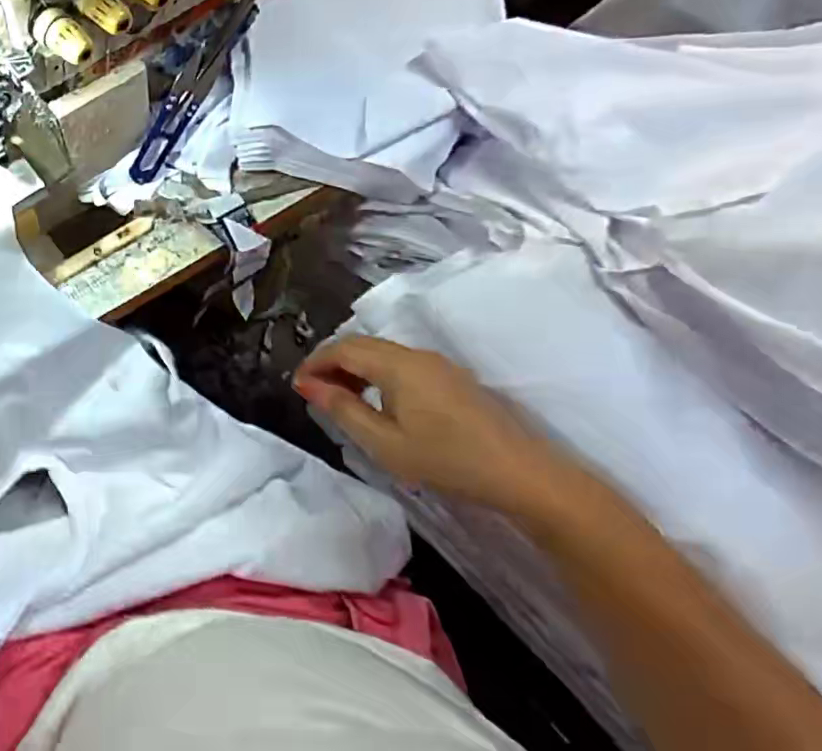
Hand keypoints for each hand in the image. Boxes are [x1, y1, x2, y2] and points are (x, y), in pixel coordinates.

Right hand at [293, 336, 578, 518]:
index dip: (315, 363)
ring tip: (341, 399)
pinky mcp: (453, 378)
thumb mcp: (384, 442)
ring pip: (382, 353)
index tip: (296, 386)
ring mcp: (438, 364)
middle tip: (314, 392)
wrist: (525, 477)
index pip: (343, 349)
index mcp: (397, 365)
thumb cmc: (447, 461)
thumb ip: (342, 409)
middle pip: (361, 345)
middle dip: (331, 363)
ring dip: (354, 368)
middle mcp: (416, 355)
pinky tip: (377, 402)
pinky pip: (401, 363)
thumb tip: (307, 385)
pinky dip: (377, 374)